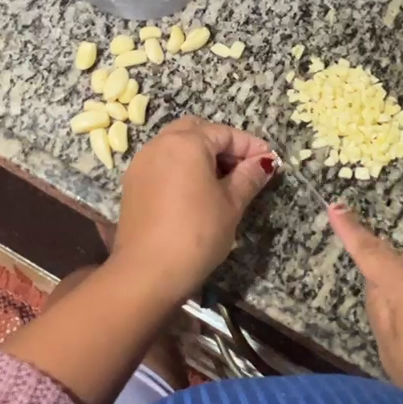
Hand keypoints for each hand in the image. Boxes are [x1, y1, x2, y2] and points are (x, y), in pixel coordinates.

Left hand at [113, 117, 275, 299]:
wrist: (146, 272)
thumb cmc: (196, 234)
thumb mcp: (230, 205)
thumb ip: (248, 177)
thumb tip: (265, 162)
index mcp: (186, 143)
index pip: (224, 133)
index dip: (250, 146)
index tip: (270, 161)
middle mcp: (159, 144)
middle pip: (196, 131)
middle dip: (222, 144)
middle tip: (243, 167)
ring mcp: (141, 163)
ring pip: (176, 144)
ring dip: (200, 154)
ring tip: (222, 181)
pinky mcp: (132, 183)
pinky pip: (162, 162)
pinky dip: (181, 167)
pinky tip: (195, 192)